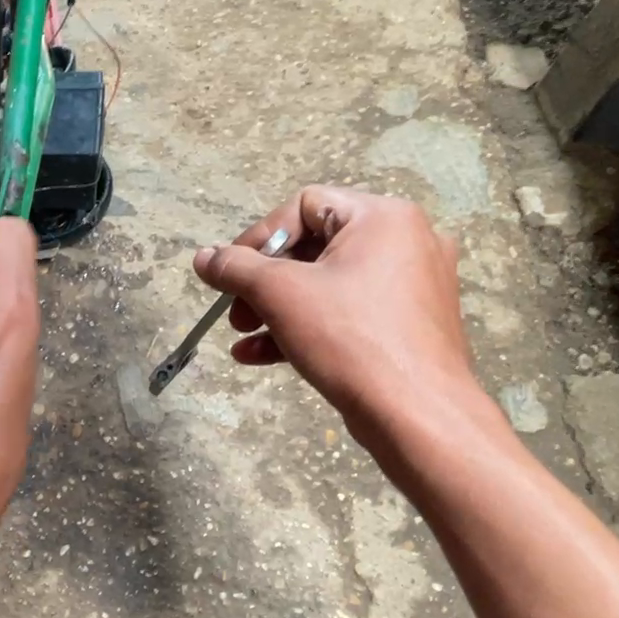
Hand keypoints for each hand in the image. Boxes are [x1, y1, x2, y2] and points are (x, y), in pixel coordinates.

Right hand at [193, 186, 475, 426]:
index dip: (260, 236)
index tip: (232, 273)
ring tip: (242, 334)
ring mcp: (411, 284)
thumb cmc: (348, 337)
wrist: (415, 412)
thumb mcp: (279, 294)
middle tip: (236, 310)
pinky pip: (345, 312)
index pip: (304, 205)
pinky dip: (303, 326)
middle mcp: (405, 241)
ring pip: (324, 284)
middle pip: (312, 246)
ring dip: (274, 307)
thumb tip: (202, 256)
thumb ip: (235, 268)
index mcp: (383, 218)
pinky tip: (258, 354)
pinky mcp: (407, 323)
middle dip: (262, 280)